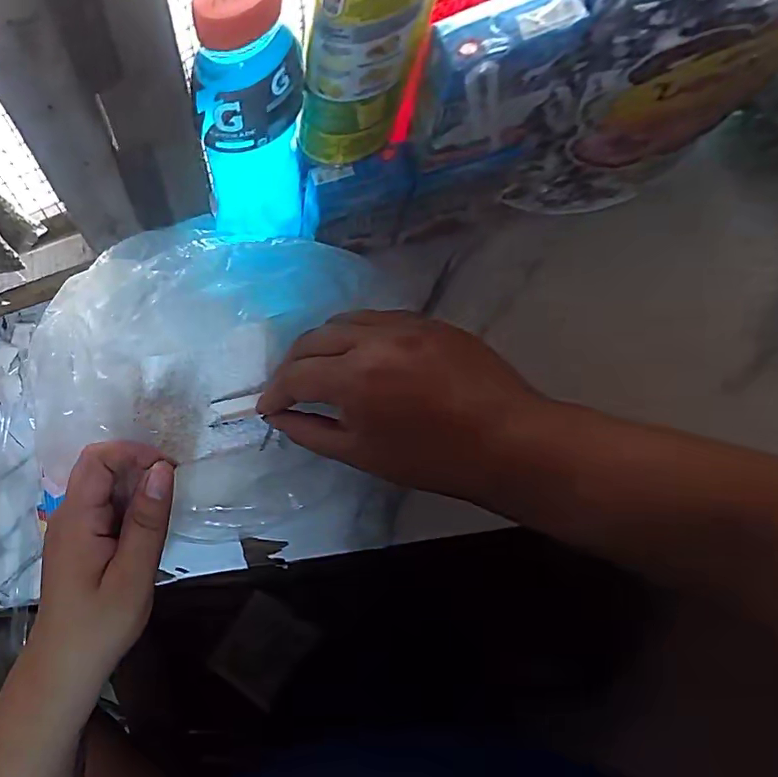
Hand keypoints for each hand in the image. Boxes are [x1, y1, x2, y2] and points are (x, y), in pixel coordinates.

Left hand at [34, 441, 173, 683]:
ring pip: (101, 486)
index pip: (98, 458)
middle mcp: (67, 514)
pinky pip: (101, 508)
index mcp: (75, 517)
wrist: (65, 665)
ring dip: (133, 487)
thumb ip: (147, 521)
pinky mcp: (77, 541)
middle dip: (136, 465)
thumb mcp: (133, 575)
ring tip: (164, 510)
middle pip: (98, 467)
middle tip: (173, 487)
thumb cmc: (100, 625)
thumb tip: (162, 469)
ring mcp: (70, 527)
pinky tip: (146, 527)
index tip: (170, 469)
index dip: (133, 452)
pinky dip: (126, 507)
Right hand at [256, 311, 550, 501]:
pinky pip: (376, 318)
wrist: (509, 442)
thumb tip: (278, 416)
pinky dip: (354, 334)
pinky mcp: (428, 322)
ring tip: (320, 368)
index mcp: (355, 377)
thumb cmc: (431, 458)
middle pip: (312, 340)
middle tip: (288, 389)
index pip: (295, 375)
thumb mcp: (360, 453)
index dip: (275, 392)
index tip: (268, 408)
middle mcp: (374, 340)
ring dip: (321, 344)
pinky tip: (359, 355)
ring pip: (342, 321)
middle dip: (291, 365)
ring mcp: (404, 325)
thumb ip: (310, 432)